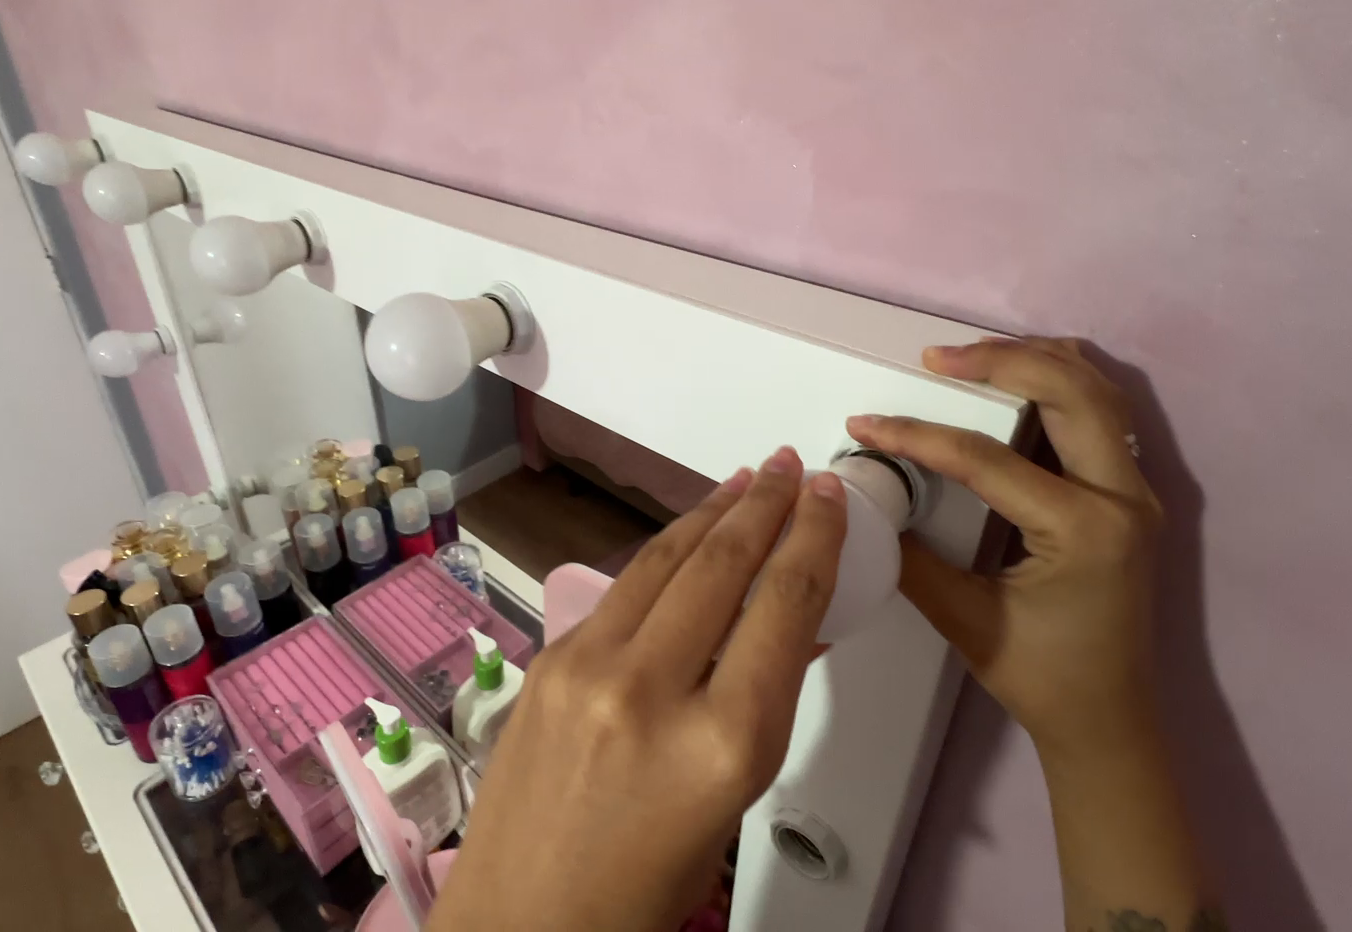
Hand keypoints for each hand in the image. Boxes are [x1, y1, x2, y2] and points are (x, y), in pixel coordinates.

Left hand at [428, 447, 847, 931]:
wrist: (525, 923)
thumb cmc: (646, 882)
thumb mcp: (731, 798)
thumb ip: (762, 701)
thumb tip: (791, 628)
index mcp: (722, 742)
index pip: (784, 607)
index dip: (813, 538)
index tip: (826, 496)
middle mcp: (651, 689)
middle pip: (722, 566)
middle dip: (763, 505)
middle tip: (787, 465)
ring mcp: (588, 666)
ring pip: (664, 560)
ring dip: (709, 512)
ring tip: (743, 482)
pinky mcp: (549, 659)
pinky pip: (621, 589)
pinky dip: (663, 554)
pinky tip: (683, 539)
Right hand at [847, 337, 1164, 757]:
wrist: (1108, 720)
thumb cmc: (1040, 676)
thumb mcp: (964, 617)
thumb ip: (911, 555)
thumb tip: (867, 501)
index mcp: (1084, 529)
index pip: (986, 458)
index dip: (917, 435)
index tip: (864, 424)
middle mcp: (1124, 497)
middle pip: (1069, 392)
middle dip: (999, 362)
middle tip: (935, 359)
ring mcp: (1135, 492)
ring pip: (1098, 391)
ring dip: (1036, 361)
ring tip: (973, 355)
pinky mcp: (1128, 495)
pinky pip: (1103, 414)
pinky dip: (1062, 382)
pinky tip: (1021, 379)